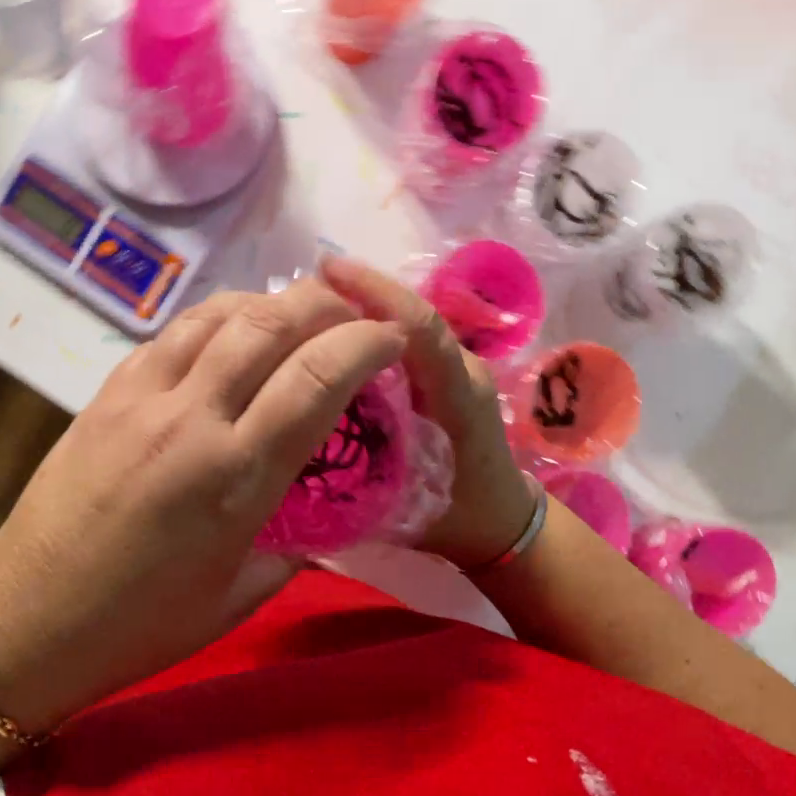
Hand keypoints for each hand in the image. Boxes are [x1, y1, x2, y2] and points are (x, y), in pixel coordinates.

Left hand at [0, 281, 406, 732]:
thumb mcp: (239, 598)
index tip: (392, 339)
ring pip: (214, 315)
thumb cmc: (140, 627)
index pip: (319, 377)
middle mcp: (191, 418)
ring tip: (294, 317)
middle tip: (353, 314)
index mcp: (235, 476)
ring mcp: (139, 399)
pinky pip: (167, 337)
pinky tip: (224, 338)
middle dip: (326, 304)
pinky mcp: (101, 396)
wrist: (28, 621)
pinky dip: (211, 322)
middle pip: (270, 323)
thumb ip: (293, 546)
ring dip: (267, 303)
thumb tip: (320, 512)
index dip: (368, 343)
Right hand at [318, 255, 534, 569]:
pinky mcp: (446, 372)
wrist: (504, 521)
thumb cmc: (457, 521)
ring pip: (405, 325)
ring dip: (357, 311)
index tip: (326, 273)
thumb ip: (361, 481)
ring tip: (300, 313)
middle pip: (410, 315)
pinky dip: (365, 334)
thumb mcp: (404, 513)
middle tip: (291, 295)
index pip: (423, 331)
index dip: (378, 295)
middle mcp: (463, 371)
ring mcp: (458, 367)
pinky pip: (403, 341)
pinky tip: (325, 341)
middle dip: (356, 295)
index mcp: (460, 401)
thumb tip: (298, 449)